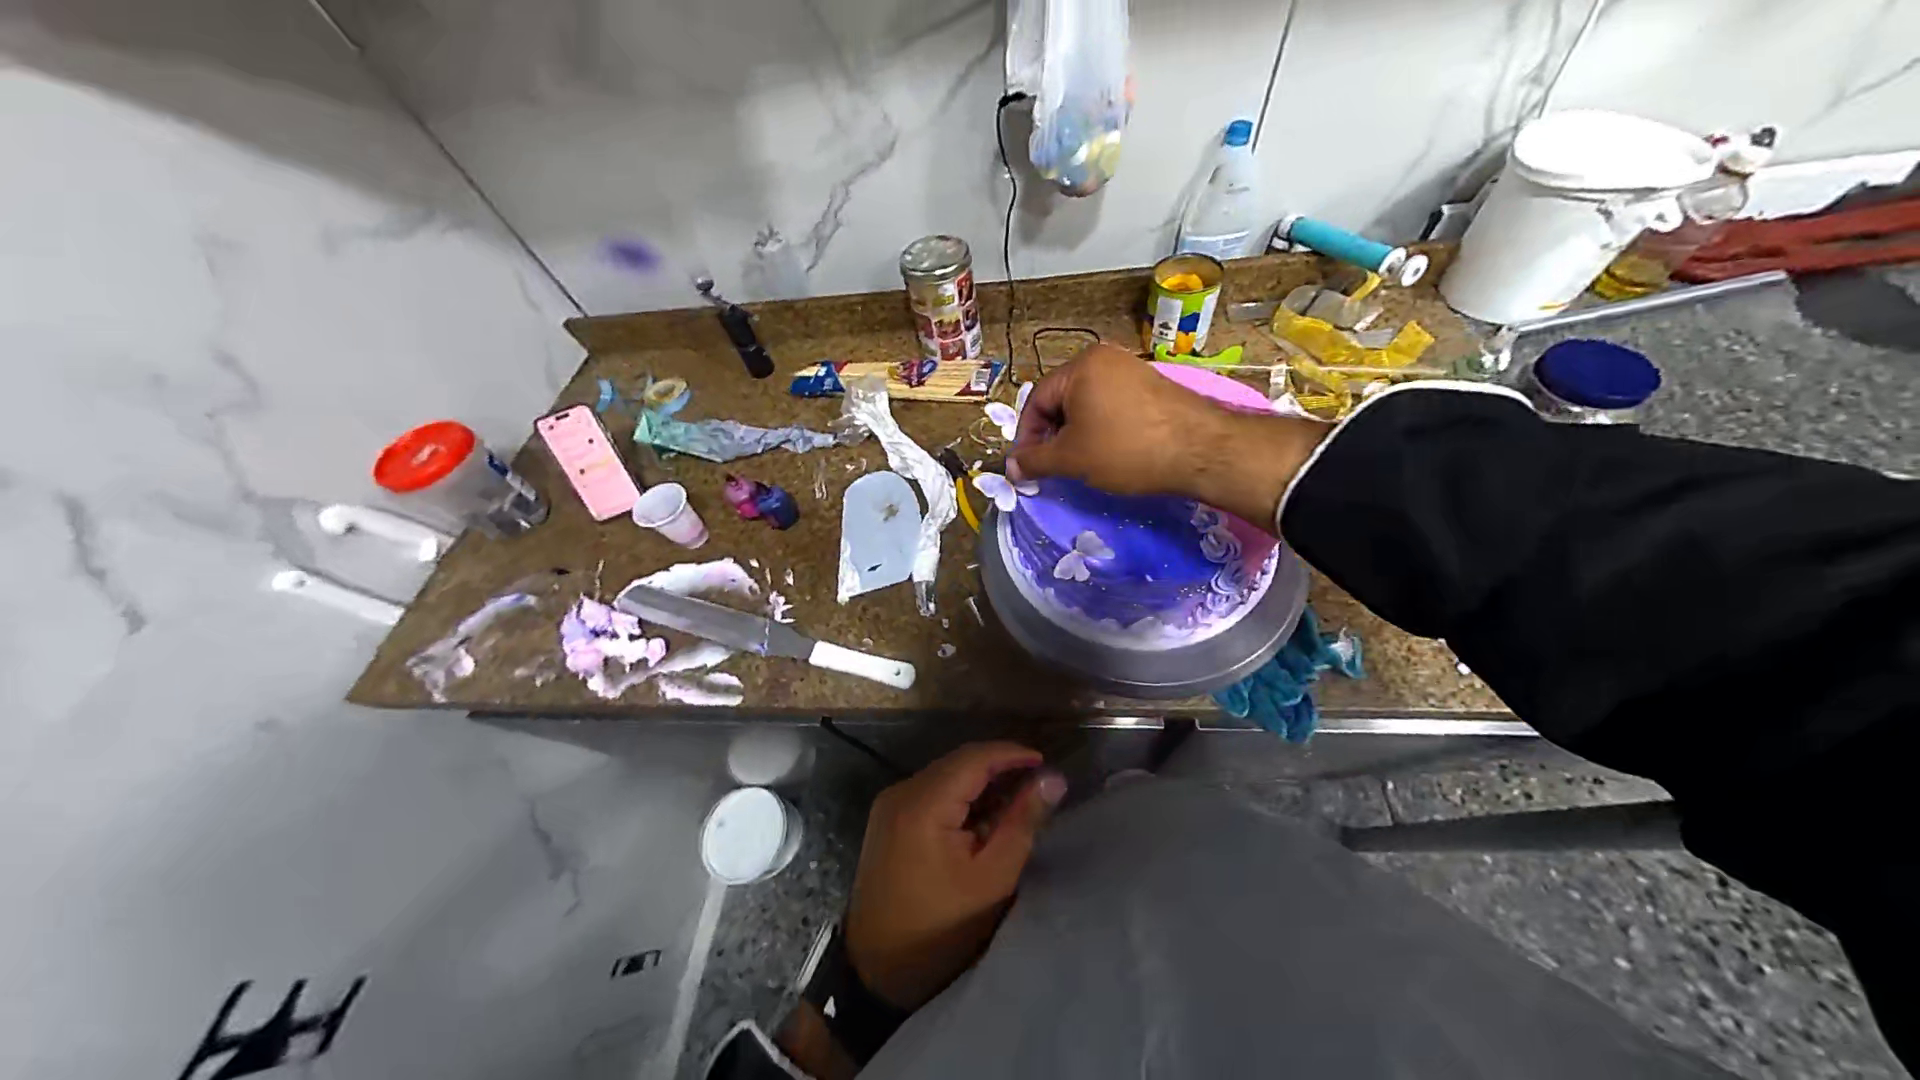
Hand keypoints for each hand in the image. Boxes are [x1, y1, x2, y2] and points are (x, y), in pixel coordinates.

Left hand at [844, 742, 1066, 1009]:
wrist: (877, 968)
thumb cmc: (940, 929)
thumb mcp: (992, 878)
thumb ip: (1022, 821)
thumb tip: (1052, 779)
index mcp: (923, 803)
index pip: (973, 758)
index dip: (1011, 753)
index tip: (1045, 762)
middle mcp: (902, 792)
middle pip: (957, 762)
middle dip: (998, 765)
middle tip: (1037, 781)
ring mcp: (890, 803)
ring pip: (945, 774)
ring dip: (980, 780)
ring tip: (1018, 796)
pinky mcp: (888, 817)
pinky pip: (931, 790)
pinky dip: (960, 795)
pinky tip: (984, 812)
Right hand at [1008, 343, 1324, 528]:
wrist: (1201, 450)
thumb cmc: (1126, 449)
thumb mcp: (1072, 459)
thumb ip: (1035, 461)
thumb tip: (1011, 468)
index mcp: (1080, 366)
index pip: (1036, 400)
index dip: (1026, 437)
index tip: (1026, 467)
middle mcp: (1104, 359)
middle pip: (1062, 399)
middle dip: (1052, 435)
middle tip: (1053, 467)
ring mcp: (1131, 370)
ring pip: (1087, 404)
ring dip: (1076, 435)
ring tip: (1081, 463)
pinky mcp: (1151, 386)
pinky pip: (1112, 405)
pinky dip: (1101, 429)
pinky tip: (1109, 453)